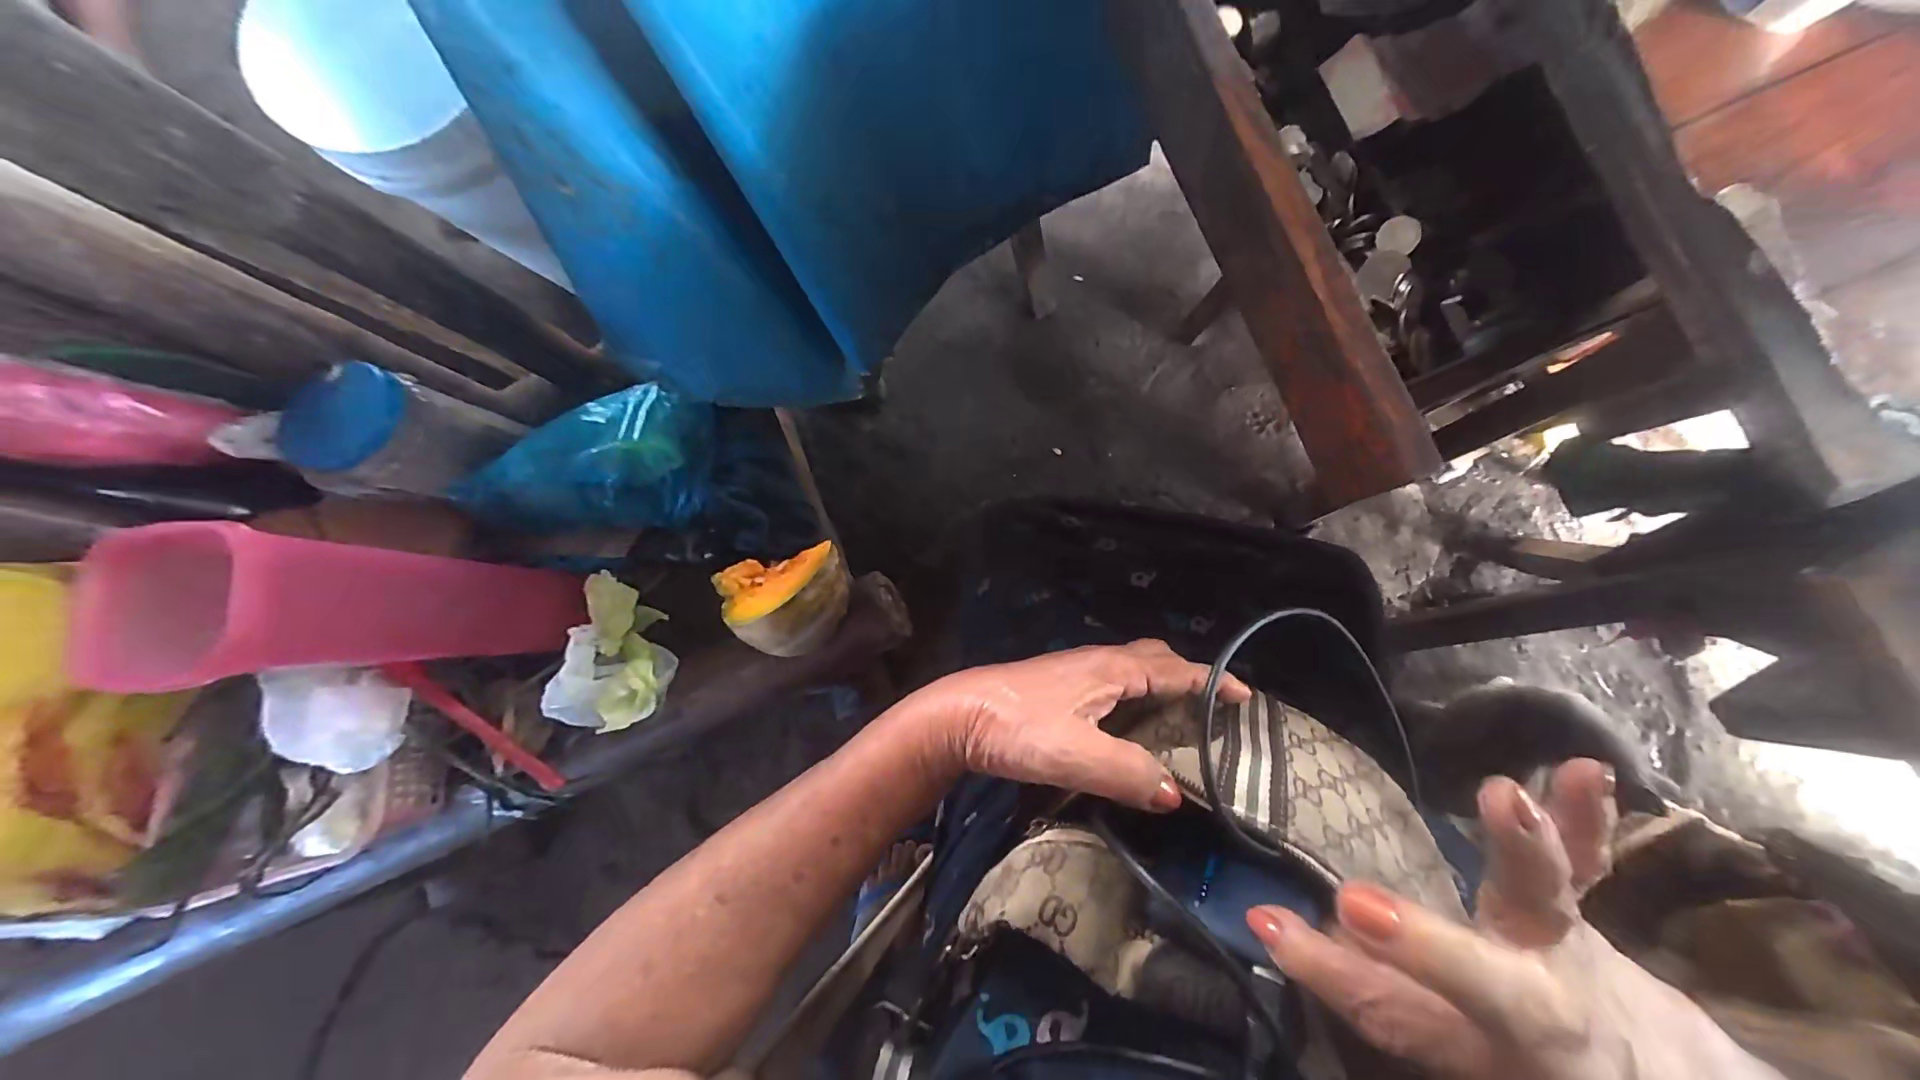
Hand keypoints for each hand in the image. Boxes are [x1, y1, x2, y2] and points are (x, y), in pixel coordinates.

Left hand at [896, 640, 1249, 811]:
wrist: (955, 715)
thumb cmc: (1016, 729)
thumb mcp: (1075, 754)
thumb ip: (1127, 773)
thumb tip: (1175, 794)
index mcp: (1113, 669)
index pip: (1176, 669)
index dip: (1213, 682)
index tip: (1246, 699)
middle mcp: (1098, 662)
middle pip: (1155, 659)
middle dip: (1189, 678)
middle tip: (1213, 711)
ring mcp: (1075, 672)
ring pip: (1132, 669)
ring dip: (1161, 686)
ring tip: (1179, 721)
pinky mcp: (1057, 688)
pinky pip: (1112, 682)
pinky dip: (1135, 696)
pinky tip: (1126, 725)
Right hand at [1246, 760, 1777, 1079]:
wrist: (1646, 1070)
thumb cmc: (1519, 1051)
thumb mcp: (1443, 1039)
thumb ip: (1361, 984)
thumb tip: (1273, 920)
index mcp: (1479, 1046)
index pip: (1388, 1010)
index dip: (1325, 972)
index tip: (1267, 921)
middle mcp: (1531, 1011)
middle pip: (1485, 988)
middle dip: (1429, 950)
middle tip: (1358, 905)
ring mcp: (1568, 957)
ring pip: (1547, 908)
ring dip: (1524, 851)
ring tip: (1503, 798)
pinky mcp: (1584, 913)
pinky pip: (1589, 865)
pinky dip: (1584, 816)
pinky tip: (1587, 768)